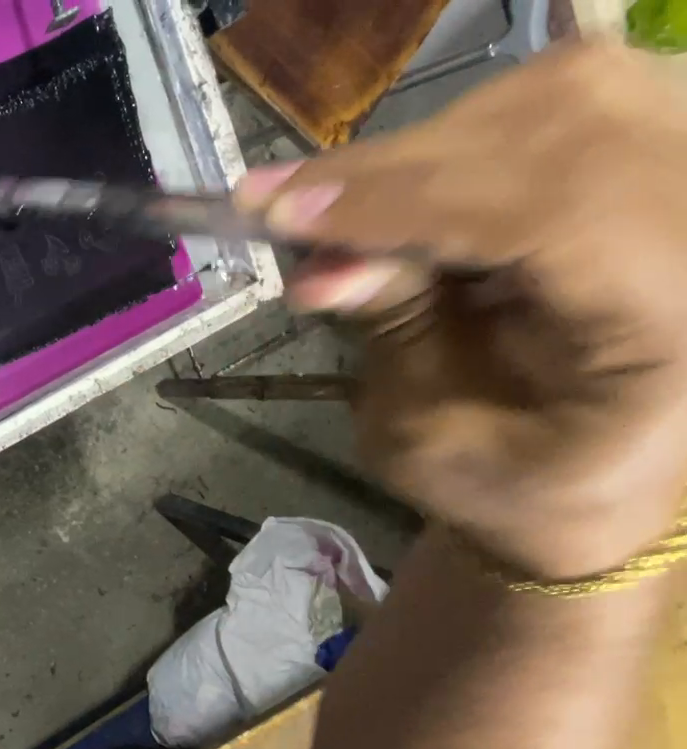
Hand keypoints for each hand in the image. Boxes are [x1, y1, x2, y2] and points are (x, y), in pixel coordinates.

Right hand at [239, 44, 686, 580]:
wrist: (590, 475)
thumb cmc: (508, 480)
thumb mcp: (429, 435)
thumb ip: (394, 336)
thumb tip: (317, 271)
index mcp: (676, 324)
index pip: (557, 210)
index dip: (411, 200)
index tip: (284, 215)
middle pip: (561, 130)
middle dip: (396, 168)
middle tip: (272, 203)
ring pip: (561, 98)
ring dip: (418, 150)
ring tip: (317, 204)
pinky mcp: (662, 160)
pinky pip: (559, 106)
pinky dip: (452, 139)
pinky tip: (378, 188)